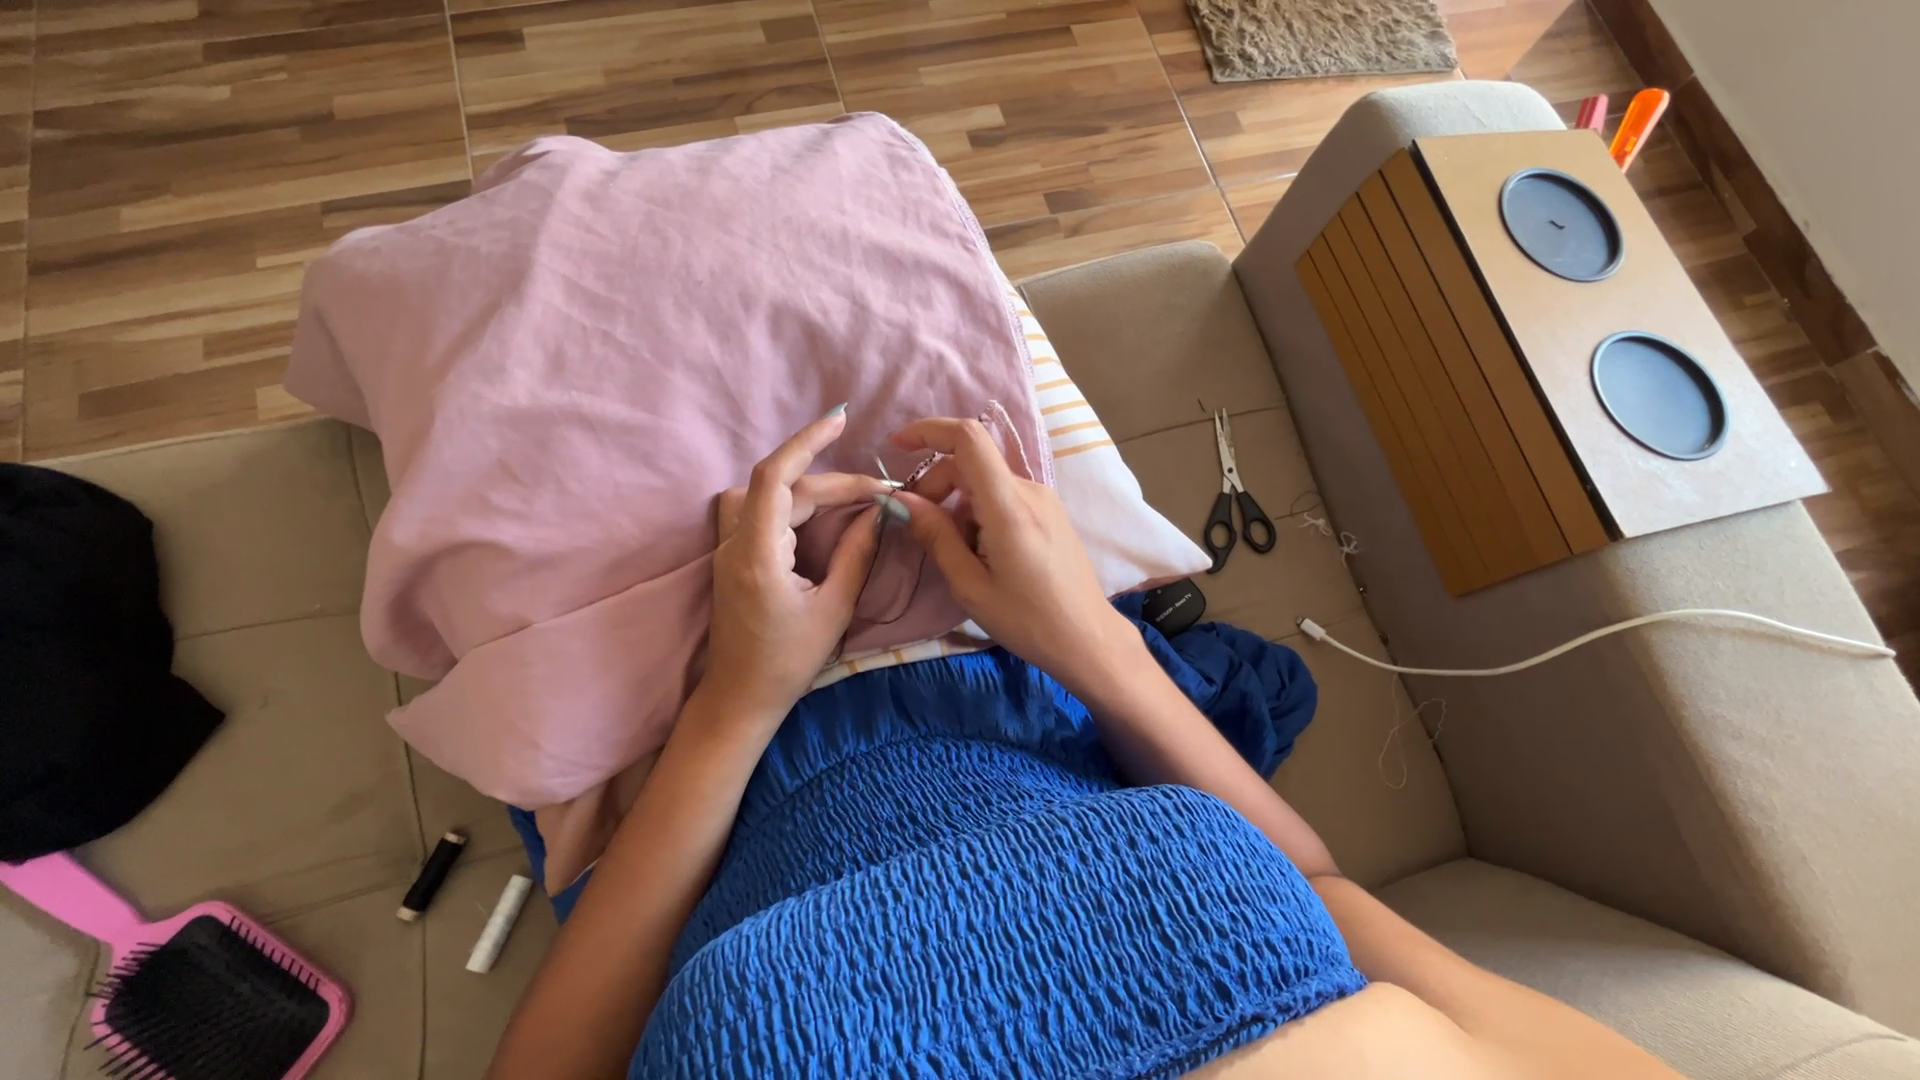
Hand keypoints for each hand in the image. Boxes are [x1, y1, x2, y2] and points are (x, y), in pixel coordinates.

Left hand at [701, 410, 886, 729]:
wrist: (738, 699)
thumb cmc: (787, 663)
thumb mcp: (833, 609)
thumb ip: (856, 554)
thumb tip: (879, 513)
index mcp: (757, 554)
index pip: (776, 477)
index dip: (807, 442)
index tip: (841, 420)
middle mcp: (735, 543)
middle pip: (784, 489)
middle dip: (835, 484)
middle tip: (882, 494)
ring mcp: (728, 549)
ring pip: (768, 496)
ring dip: (809, 487)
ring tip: (851, 494)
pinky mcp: (733, 558)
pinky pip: (761, 512)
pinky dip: (792, 502)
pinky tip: (818, 510)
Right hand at [889, 417, 1143, 698]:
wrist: (1087, 638)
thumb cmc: (1027, 620)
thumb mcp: (970, 585)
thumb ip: (935, 536)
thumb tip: (903, 500)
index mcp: (1009, 506)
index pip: (968, 439)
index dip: (929, 431)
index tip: (898, 445)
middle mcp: (1030, 491)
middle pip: (971, 463)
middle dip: (936, 485)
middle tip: (919, 528)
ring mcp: (1044, 499)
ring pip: (985, 481)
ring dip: (957, 503)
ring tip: (954, 552)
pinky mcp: (1050, 512)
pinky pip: (1004, 495)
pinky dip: (978, 511)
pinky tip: (978, 551)